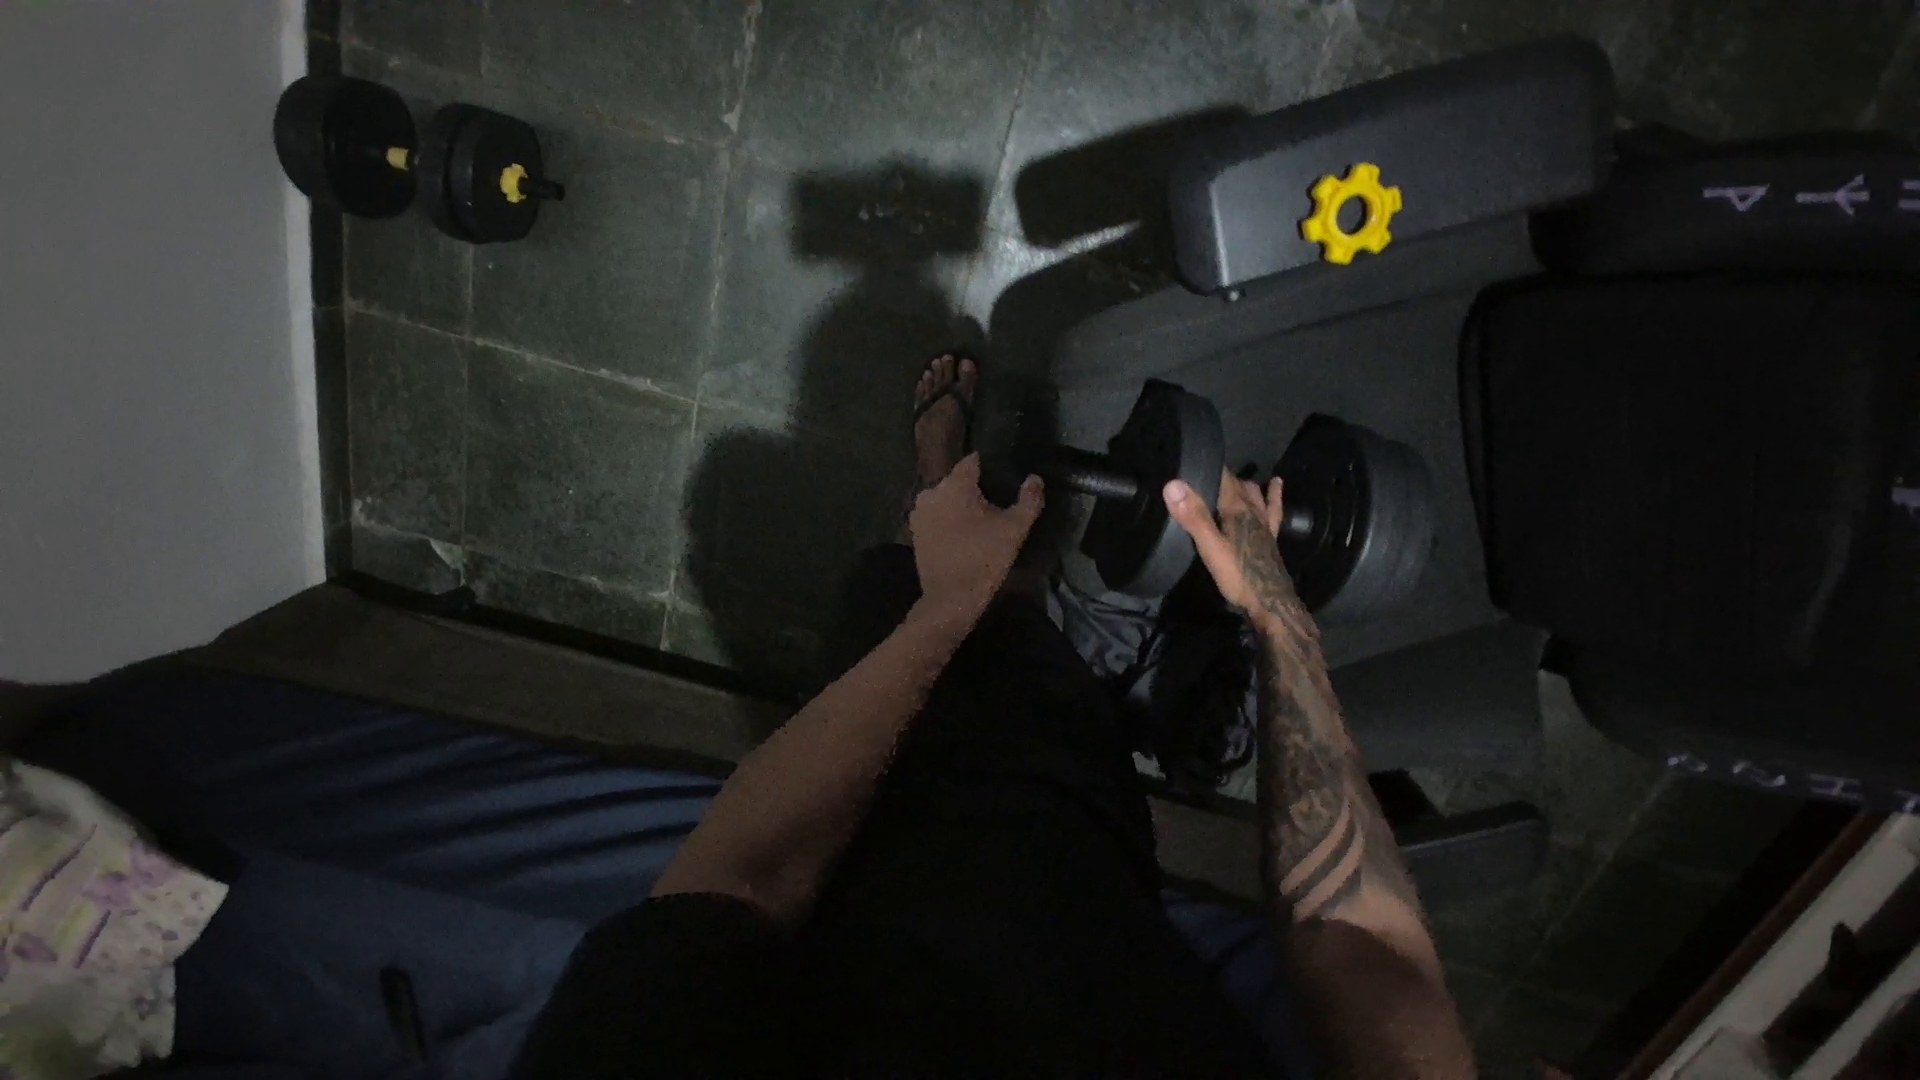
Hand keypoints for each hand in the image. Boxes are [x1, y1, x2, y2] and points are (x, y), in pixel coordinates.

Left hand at [910, 454, 1043, 621]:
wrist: (951, 597)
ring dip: (959, 505)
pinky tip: (962, 534)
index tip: (1002, 479)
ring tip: (979, 521)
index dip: (989, 467)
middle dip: (974, 489)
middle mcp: (931, 491)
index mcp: (955, 484)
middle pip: (958, 481)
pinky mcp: (914, 531)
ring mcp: (919, 512)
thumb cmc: (985, 558)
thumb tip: (1035, 478)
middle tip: (994, 505)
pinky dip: (947, 520)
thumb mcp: (1015, 529)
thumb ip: (1029, 500)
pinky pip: (935, 516)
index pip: (973, 461)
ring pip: (945, 499)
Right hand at [1163, 470, 1305, 630]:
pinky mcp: (1270, 536)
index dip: (1210, 467)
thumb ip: (1193, 517)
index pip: (1223, 478)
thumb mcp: (1210, 547)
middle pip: (1238, 485)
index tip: (1194, 459)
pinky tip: (1276, 485)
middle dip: (1223, 476)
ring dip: (1246, 483)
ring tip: (1236, 476)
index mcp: (1237, 510)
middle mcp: (1252, 511)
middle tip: (1206, 471)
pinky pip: (1273, 509)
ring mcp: (1264, 523)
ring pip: (1255, 494)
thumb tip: (1173, 484)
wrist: (1271, 602)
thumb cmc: (1238, 575)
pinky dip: (1273, 495)